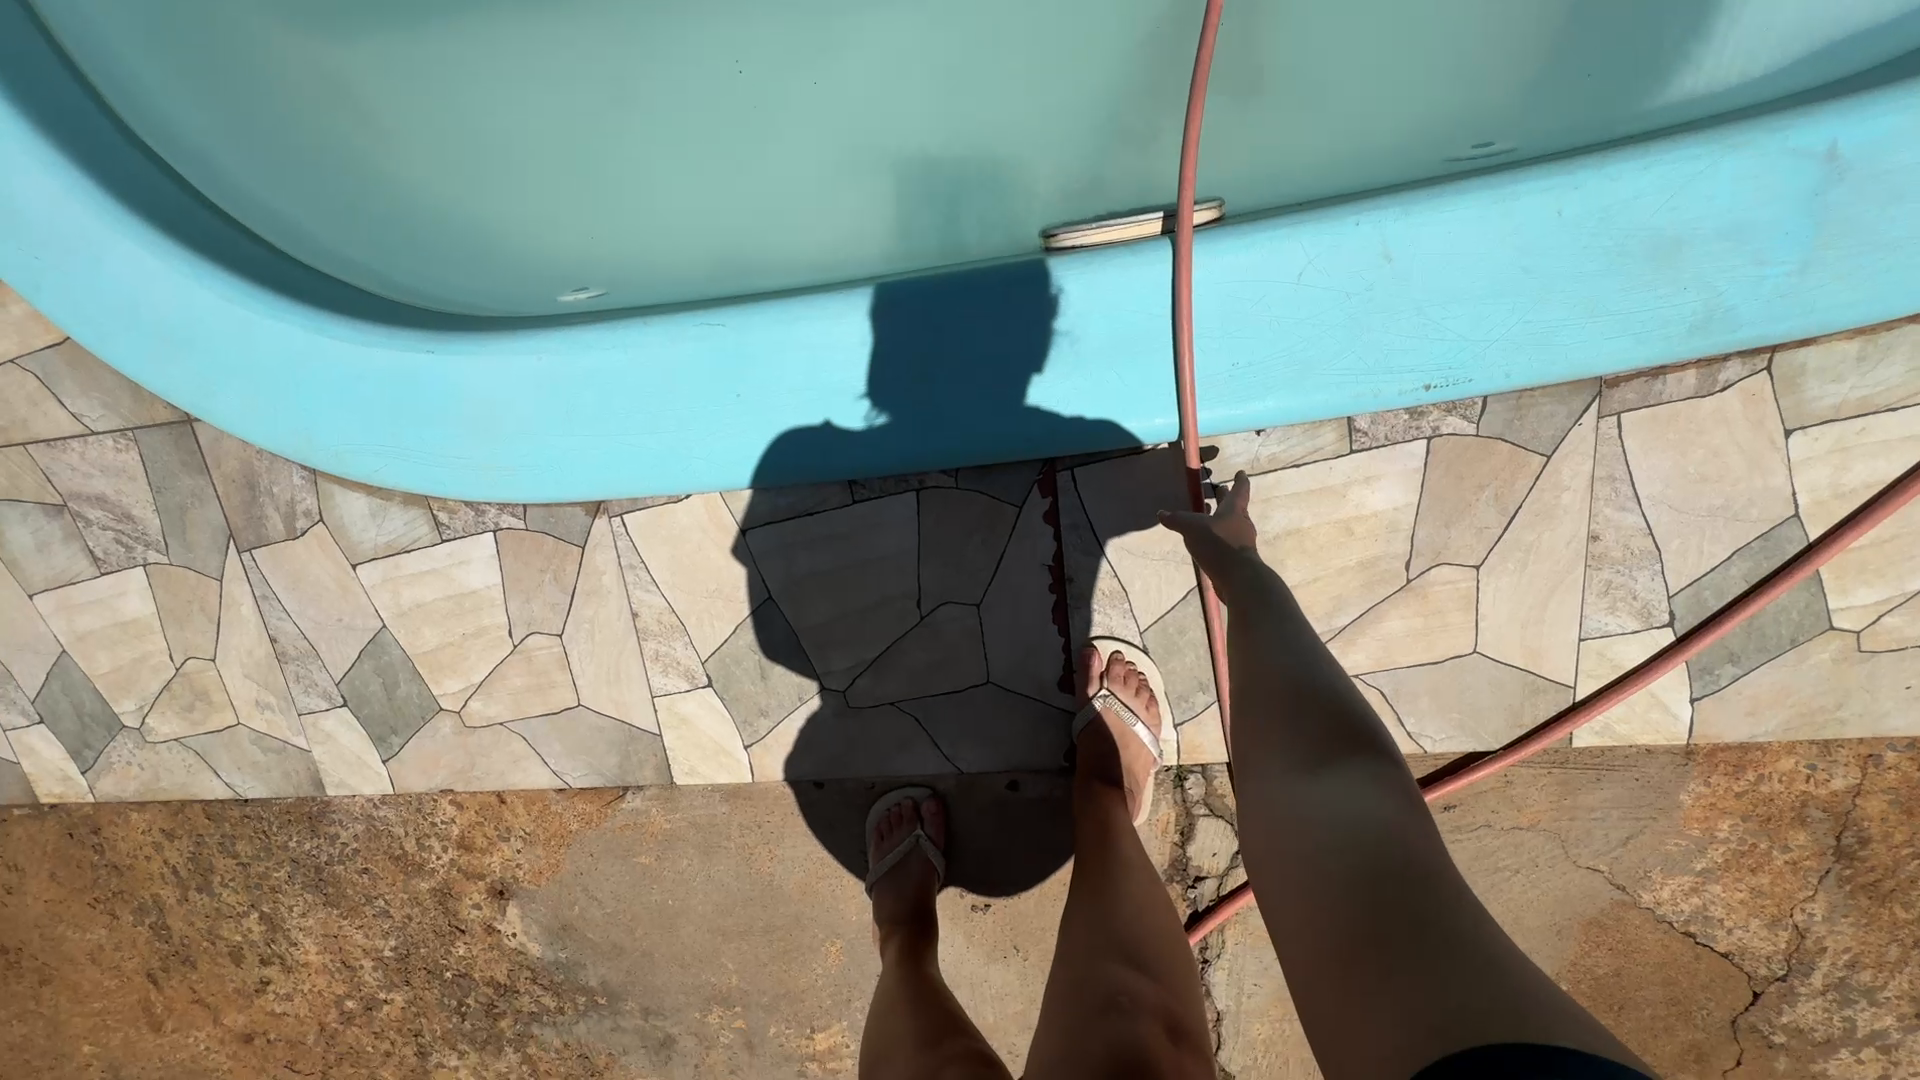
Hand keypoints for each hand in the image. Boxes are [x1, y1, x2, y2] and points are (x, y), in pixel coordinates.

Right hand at [1158, 470, 1258, 581]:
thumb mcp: (1192, 528)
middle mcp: (1240, 523)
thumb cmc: (1218, 544)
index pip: (1239, 490)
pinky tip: (1207, 543)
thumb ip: (1177, 519)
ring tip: (1207, 518)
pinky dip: (1218, 538)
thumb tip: (1162, 513)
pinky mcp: (1237, 558)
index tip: (1241, 473)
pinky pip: (1226, 542)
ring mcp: (1241, 542)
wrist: (1238, 577)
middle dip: (1226, 499)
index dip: (1240, 481)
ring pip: (1230, 525)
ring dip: (1220, 520)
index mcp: (1234, 510)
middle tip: (1220, 491)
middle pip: (1234, 507)